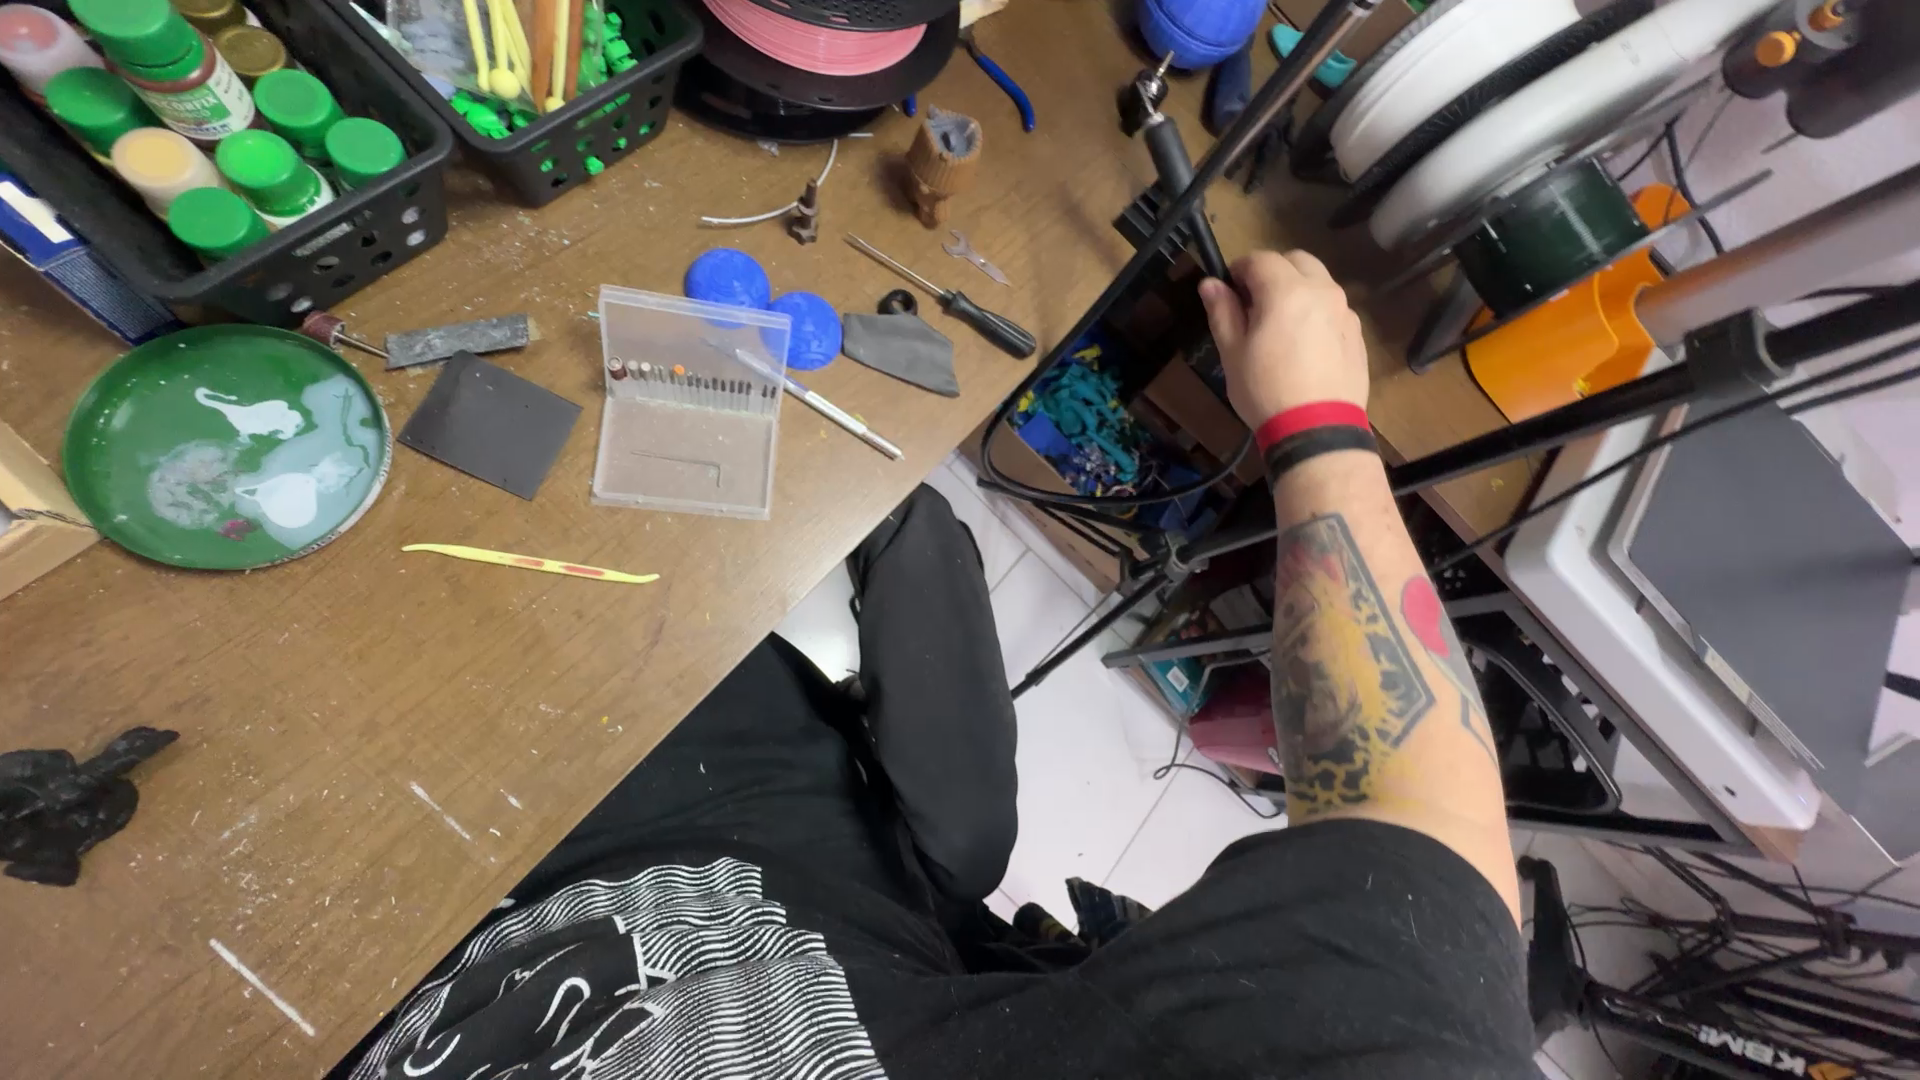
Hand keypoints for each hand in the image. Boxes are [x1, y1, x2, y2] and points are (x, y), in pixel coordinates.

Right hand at [1198, 250, 1368, 428]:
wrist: (1317, 428)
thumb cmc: (1265, 389)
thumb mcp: (1232, 353)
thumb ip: (1222, 312)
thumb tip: (1210, 284)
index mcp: (1286, 291)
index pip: (1259, 259)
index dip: (1238, 270)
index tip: (1227, 291)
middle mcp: (1321, 290)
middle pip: (1296, 261)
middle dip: (1272, 272)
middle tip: (1253, 304)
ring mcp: (1344, 311)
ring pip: (1318, 283)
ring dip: (1296, 290)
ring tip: (1279, 327)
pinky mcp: (1356, 333)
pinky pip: (1333, 309)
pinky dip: (1315, 313)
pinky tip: (1303, 347)